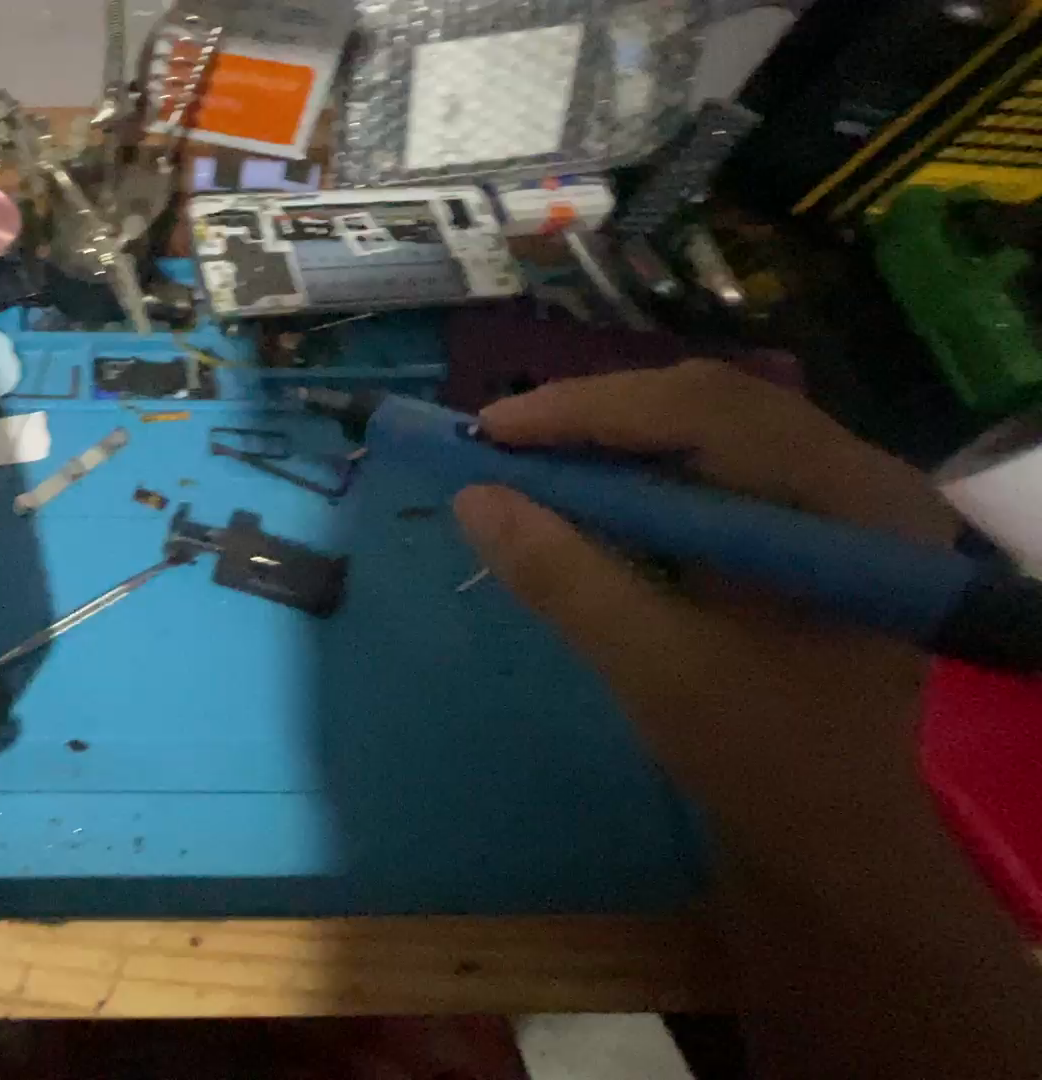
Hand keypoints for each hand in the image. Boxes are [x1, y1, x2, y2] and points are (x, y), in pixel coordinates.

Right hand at [450, 361, 956, 848]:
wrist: (824, 820)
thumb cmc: (756, 751)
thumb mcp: (650, 666)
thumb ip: (562, 577)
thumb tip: (470, 497)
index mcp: (847, 503)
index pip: (707, 410)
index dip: (586, 410)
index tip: (487, 433)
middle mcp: (847, 475)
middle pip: (699, 402)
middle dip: (584, 416)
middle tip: (493, 445)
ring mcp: (819, 493)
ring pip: (690, 424)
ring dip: (596, 436)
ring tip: (519, 461)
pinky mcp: (784, 517)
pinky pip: (689, 461)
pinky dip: (615, 466)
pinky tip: (571, 489)